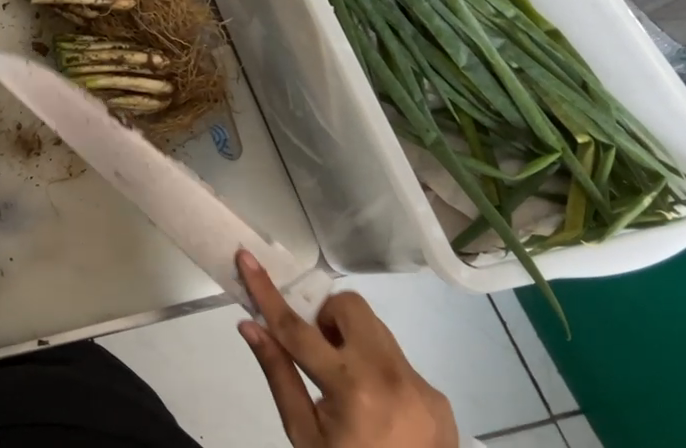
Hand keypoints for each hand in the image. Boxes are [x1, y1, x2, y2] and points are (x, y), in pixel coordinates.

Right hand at [235, 251, 457, 447]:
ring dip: (351, 340)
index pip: (297, 328)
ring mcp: (421, 386)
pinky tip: (376, 411)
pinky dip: (375, 370)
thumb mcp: (304, 435)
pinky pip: (397, 363)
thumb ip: (278, 375)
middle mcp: (391, 376)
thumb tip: (251, 326)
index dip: (267, 291)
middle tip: (315, 350)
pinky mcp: (439, 398)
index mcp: (351, 388)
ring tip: (344, 384)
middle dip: (325, 316)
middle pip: (349, 308)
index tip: (246, 257)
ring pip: (376, 330)